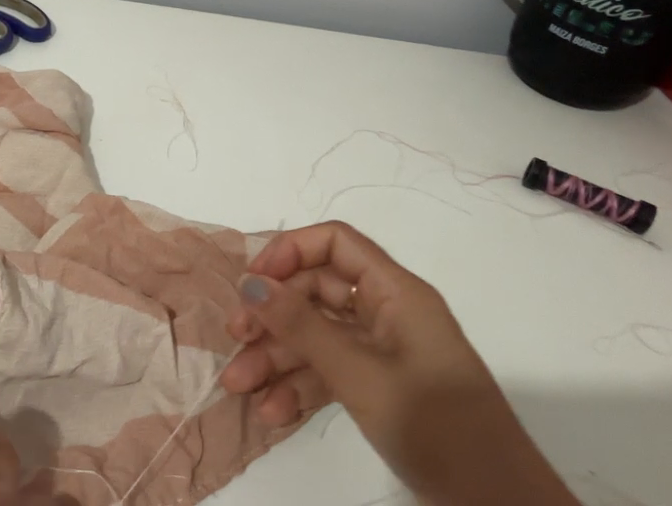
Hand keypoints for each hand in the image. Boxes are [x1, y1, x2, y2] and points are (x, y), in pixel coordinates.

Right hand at [220, 222, 578, 505]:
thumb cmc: (436, 427)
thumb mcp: (358, 375)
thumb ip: (300, 326)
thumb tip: (249, 282)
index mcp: (396, 294)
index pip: (334, 244)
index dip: (289, 253)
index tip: (253, 283)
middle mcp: (388, 313)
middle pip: (316, 292)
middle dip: (272, 316)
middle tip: (235, 338)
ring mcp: (384, 352)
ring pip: (316, 336)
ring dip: (276, 358)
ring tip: (239, 387)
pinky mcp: (380, 388)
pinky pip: (329, 371)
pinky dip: (299, 387)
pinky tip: (272, 412)